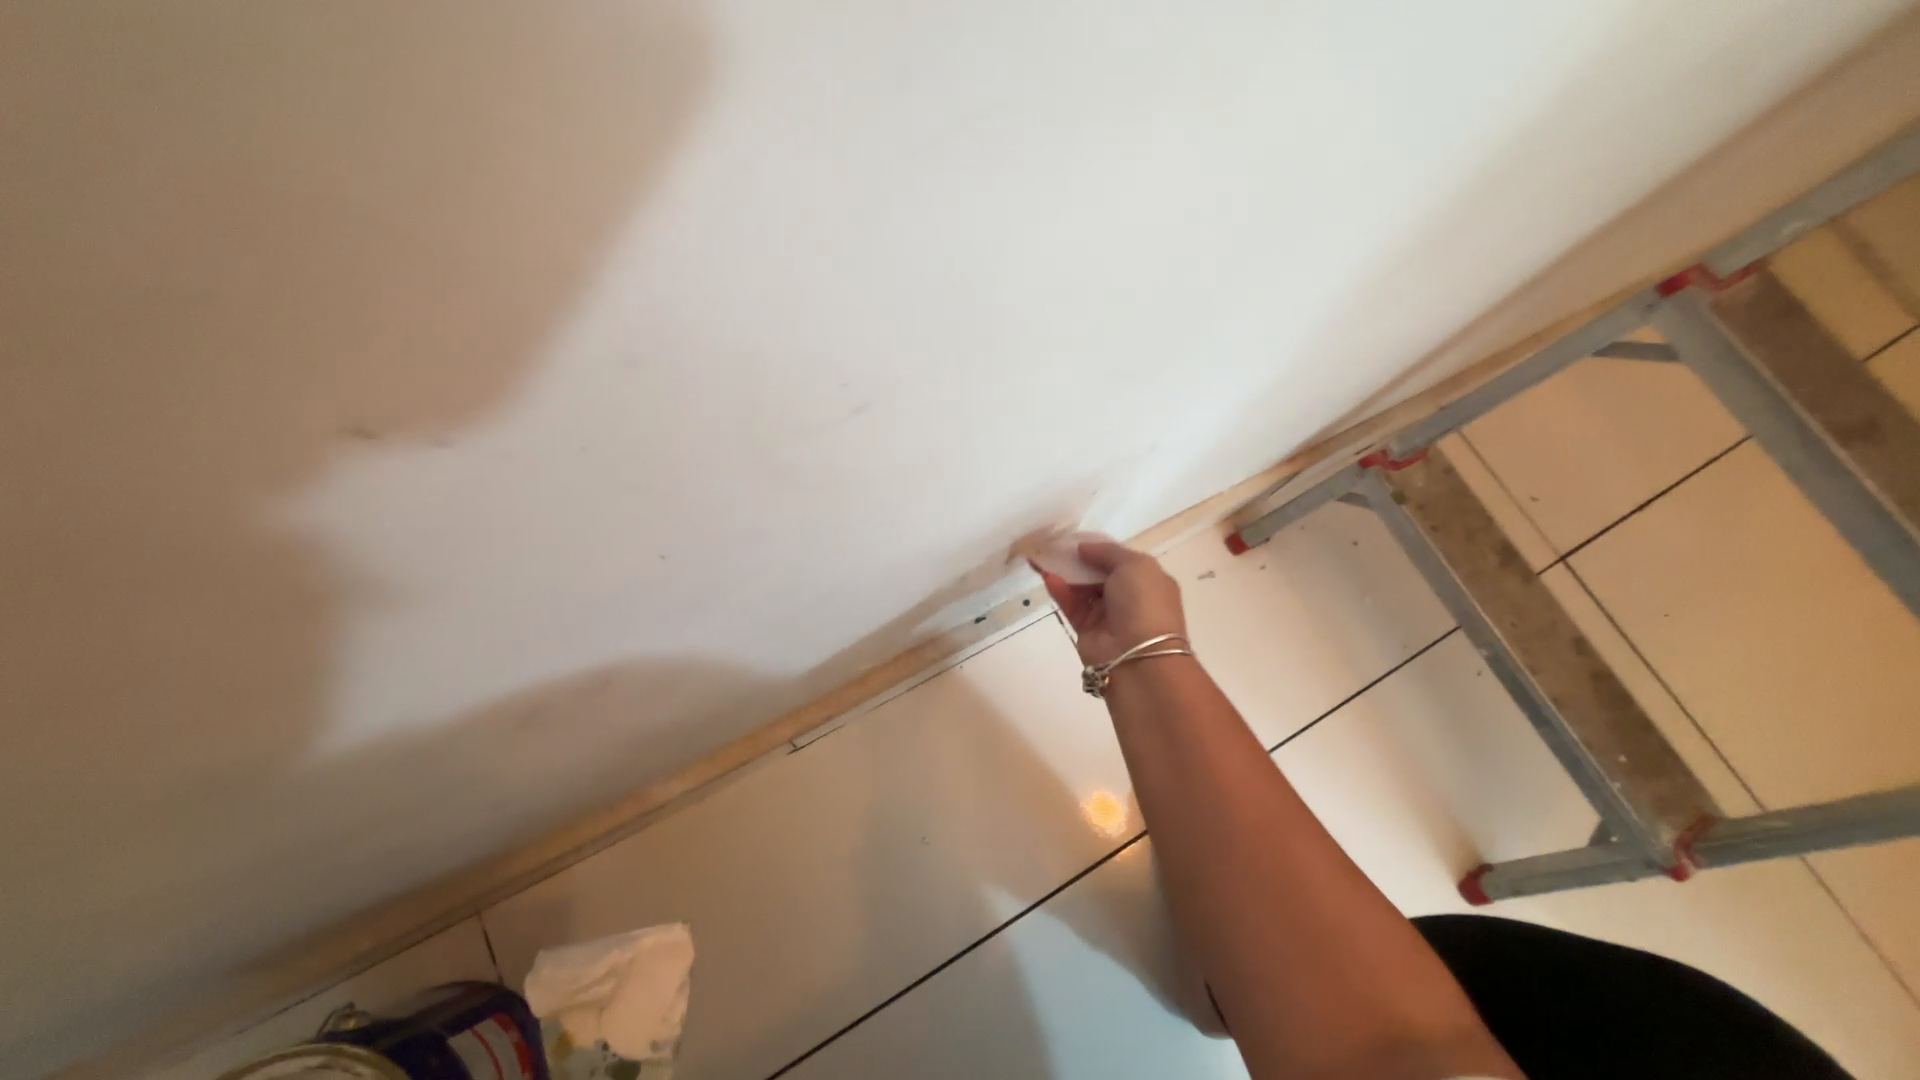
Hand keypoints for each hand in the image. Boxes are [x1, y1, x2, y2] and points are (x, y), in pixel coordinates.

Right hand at [1036, 540, 1186, 666]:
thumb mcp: (1135, 565)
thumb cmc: (1144, 603)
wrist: (1138, 655)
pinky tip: (1047, 576)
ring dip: (1063, 571)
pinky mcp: (1087, 629)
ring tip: (1041, 556)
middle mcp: (1127, 596)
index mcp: (1146, 579)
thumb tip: (1084, 548)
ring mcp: (1107, 613)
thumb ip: (1107, 552)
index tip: (1075, 537)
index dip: (1097, 548)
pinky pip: (1072, 604)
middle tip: (1052, 544)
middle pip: (1097, 572)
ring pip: (1081, 587)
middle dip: (1076, 558)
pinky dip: (1060, 590)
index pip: (1118, 559)